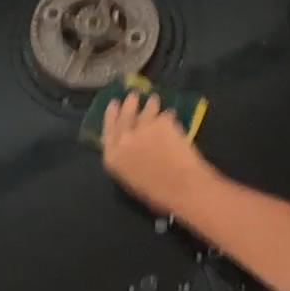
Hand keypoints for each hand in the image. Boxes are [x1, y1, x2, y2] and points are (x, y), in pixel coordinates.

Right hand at [102, 92, 218, 216]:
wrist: (182, 187)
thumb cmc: (158, 194)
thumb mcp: (131, 181)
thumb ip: (126, 160)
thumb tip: (130, 150)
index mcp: (113, 157)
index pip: (107, 130)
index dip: (110, 115)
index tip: (113, 103)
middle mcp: (123, 139)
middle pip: (124, 116)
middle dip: (129, 104)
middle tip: (133, 96)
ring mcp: (143, 128)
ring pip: (145, 110)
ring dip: (150, 105)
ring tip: (154, 100)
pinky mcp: (162, 122)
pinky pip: (164, 115)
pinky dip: (168, 115)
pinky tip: (171, 114)